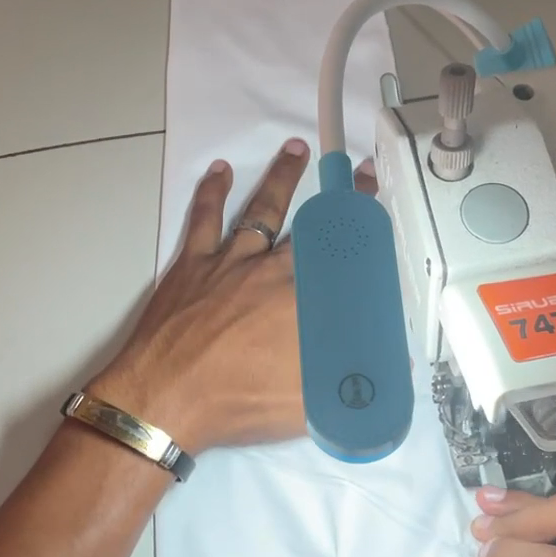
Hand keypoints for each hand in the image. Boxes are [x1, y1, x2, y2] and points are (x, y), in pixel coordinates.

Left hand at [87, 138, 374, 452]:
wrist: (164, 401)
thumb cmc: (237, 404)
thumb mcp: (308, 406)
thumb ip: (350, 387)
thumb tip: (391, 377)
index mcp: (302, 302)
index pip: (344, 258)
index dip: (365, 230)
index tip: (380, 206)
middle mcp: (270, 272)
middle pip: (310, 227)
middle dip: (336, 199)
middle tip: (354, 172)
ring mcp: (228, 263)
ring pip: (261, 210)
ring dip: (281, 179)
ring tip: (295, 150)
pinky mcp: (191, 266)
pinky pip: (205, 219)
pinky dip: (213, 192)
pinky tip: (220, 172)